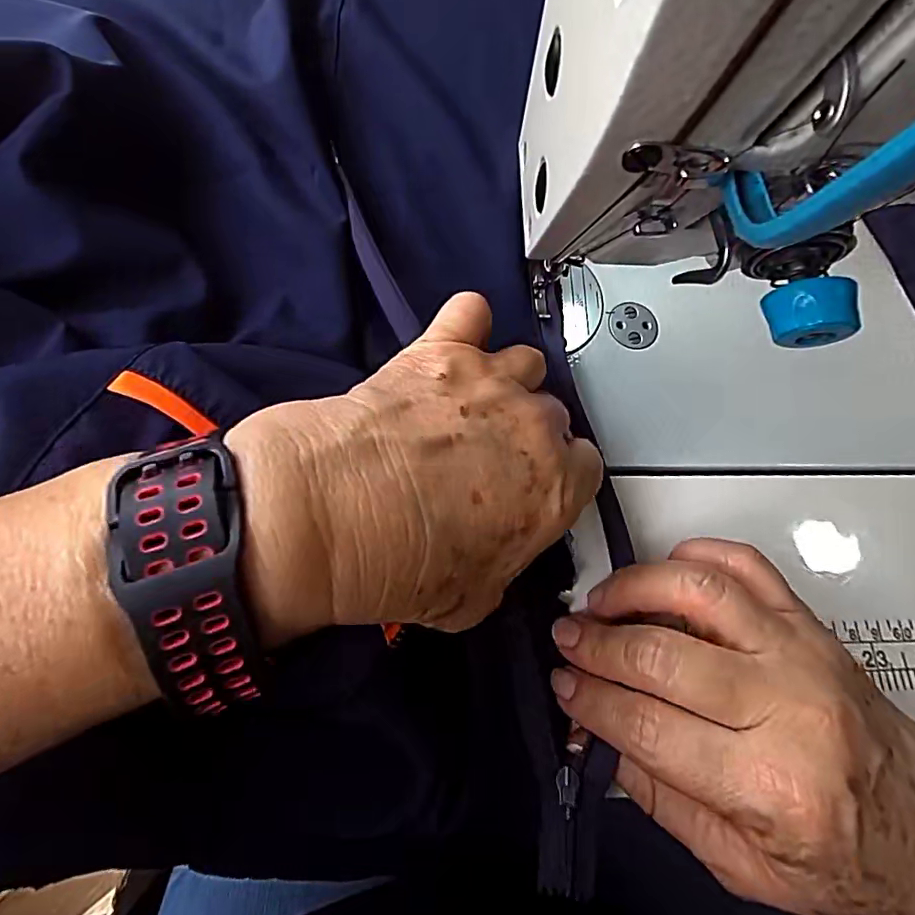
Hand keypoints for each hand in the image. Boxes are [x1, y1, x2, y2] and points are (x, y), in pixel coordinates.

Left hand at [226, 292, 603, 638]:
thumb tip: (487, 561)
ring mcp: (484, 382)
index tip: (527, 480)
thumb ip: (498, 568)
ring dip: (500, 379)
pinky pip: (468, 314)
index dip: (552, 473)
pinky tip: (454, 336)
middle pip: (548, 411)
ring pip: (520, 361)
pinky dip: (464, 322)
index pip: (582, 465)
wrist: (332, 514)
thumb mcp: (468, 600)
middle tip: (483, 449)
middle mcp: (530, 425)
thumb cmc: (394, 558)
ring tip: (466, 400)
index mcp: (554, 488)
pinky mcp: (434, 353)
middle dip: (521, 430)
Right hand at [549, 539, 914, 914]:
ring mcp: (802, 657)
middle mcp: (790, 711)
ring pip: (697, 591)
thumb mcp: (738, 864)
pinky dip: (694, 554)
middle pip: (658, 654)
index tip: (563, 686)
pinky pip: (745, 564)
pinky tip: (662, 574)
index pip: (642, 723)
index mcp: (771, 786)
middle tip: (568, 642)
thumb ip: (654, 794)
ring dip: (630, 588)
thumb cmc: (848, 858)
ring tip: (600, 603)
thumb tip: (590, 733)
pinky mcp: (810, 628)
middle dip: (592, 645)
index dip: (586, 699)